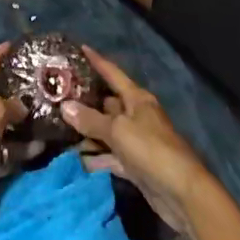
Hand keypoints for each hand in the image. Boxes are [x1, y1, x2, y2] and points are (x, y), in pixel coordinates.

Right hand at [62, 45, 214, 232]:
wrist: (180, 190)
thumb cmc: (151, 149)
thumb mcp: (118, 131)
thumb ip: (92, 120)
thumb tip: (65, 105)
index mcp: (137, 99)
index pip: (114, 74)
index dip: (98, 61)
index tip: (80, 49)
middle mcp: (137, 115)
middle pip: (108, 103)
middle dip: (86, 101)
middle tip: (58, 97)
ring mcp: (136, 140)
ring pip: (107, 131)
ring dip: (88, 131)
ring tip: (59, 128)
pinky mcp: (134, 164)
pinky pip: (110, 155)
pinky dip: (96, 157)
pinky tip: (77, 159)